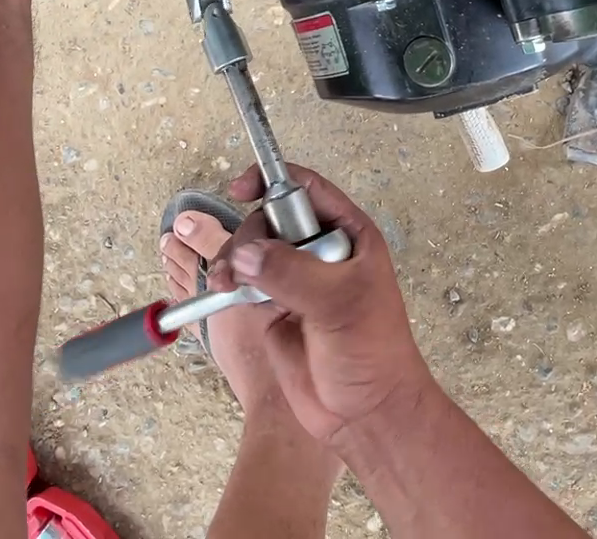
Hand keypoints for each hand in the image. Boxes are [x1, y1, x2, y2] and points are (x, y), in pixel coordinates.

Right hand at [208, 166, 435, 447]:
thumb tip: (244, 253)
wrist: (365, 414)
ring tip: (225, 282)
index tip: (240, 188)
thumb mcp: (339, 302)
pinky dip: (231, 281)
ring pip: (254, 248)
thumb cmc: (371, 350)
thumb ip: (292, 272)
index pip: (307, 189)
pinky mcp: (275, 306)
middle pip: (271, 218)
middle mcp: (320, 250)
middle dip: (249, 234)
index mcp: (348, 234)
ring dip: (234, 258)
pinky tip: (225, 290)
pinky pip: (246, 280)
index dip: (273, 182)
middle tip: (239, 263)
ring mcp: (297, 278)